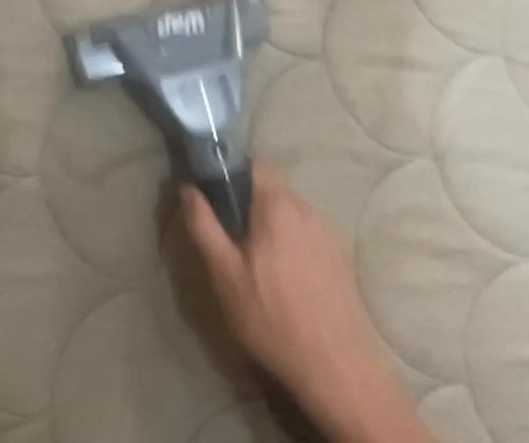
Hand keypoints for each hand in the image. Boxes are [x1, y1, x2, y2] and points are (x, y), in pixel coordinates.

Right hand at [182, 163, 433, 442]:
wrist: (335, 364)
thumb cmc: (271, 316)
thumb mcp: (224, 274)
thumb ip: (204, 225)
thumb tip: (188, 188)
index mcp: (277, 204)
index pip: (253, 163)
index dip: (228, 172)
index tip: (211, 195)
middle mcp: (306, 206)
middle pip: (270, 187)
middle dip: (246, 203)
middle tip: (228, 237)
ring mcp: (328, 230)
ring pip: (289, 211)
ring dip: (269, 224)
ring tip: (254, 262)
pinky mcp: (340, 254)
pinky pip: (306, 232)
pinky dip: (289, 242)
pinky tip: (283, 278)